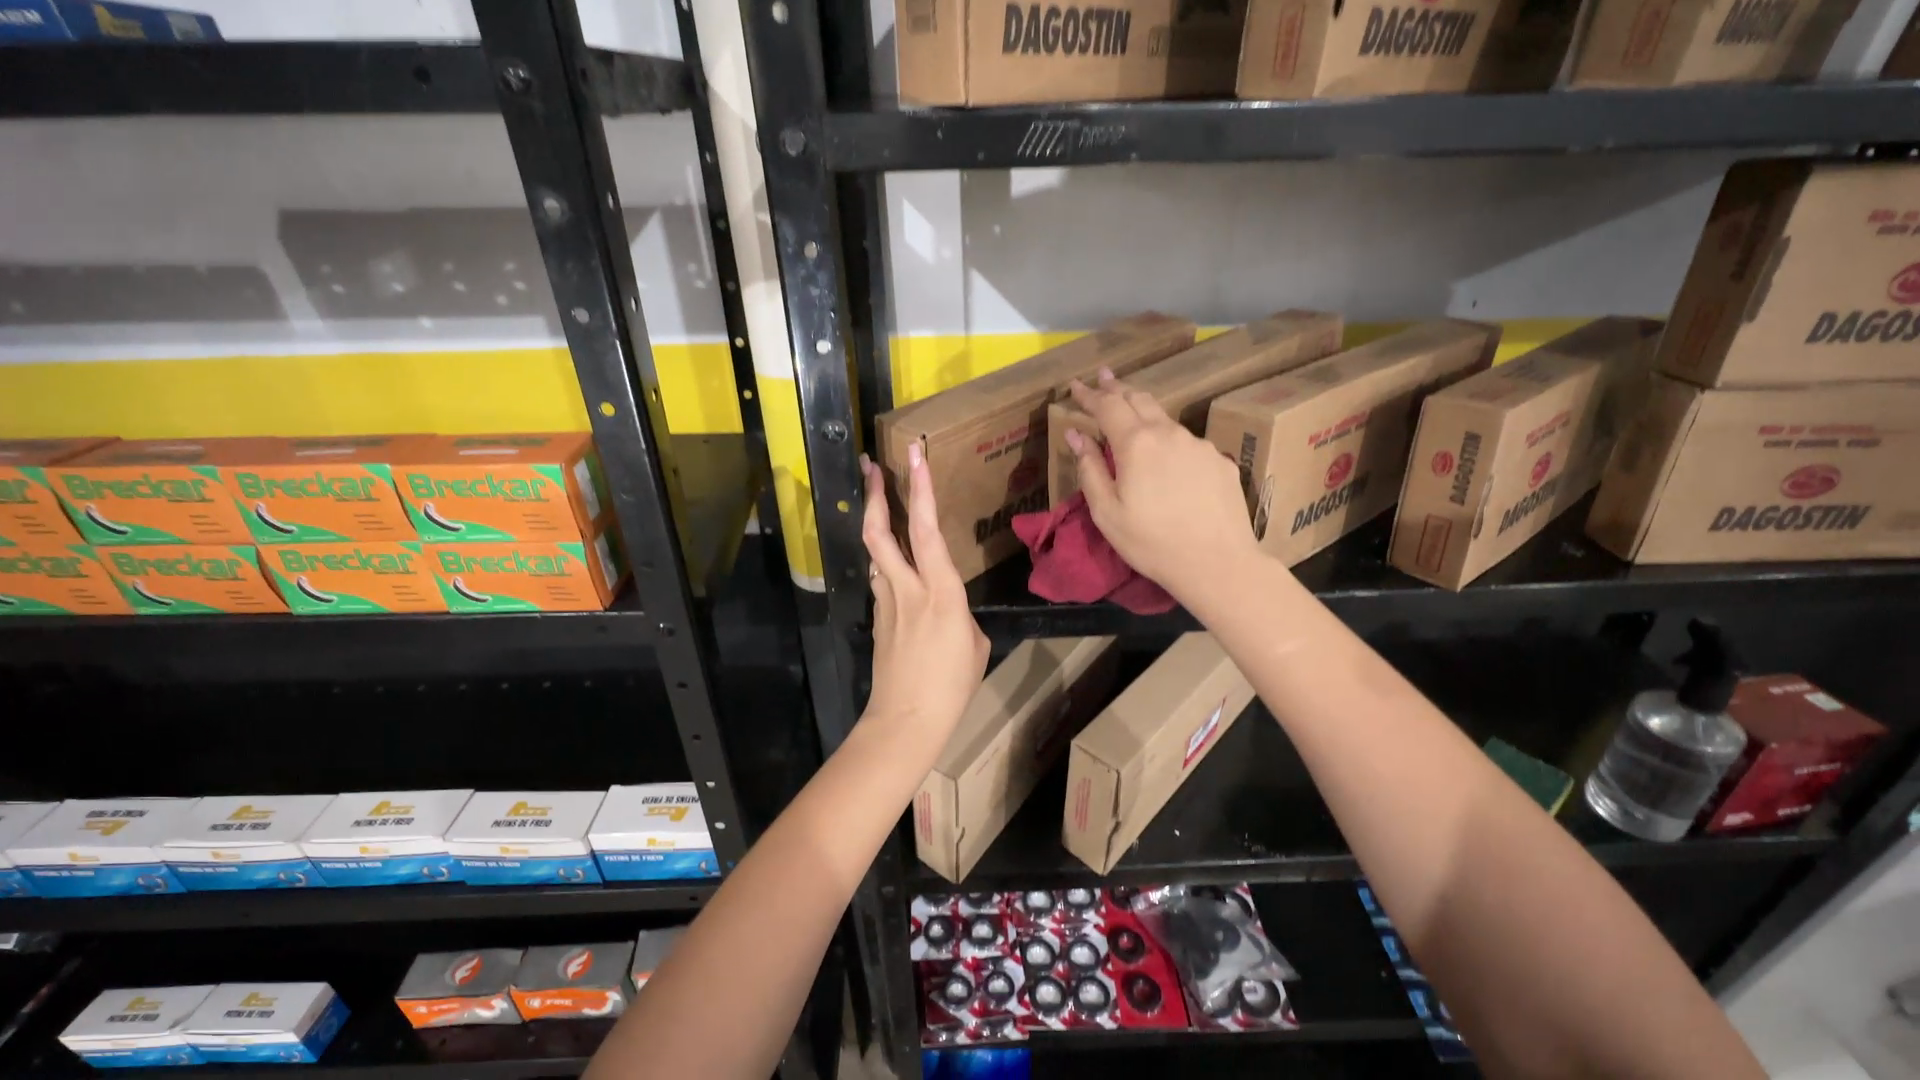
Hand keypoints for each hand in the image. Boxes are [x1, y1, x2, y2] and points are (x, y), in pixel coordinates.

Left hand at [860, 442, 988, 734]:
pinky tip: (892, 561)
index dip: (921, 490)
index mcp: (941, 592)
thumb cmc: (952, 685)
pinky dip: (885, 560)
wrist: (907, 718)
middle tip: (872, 465)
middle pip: (881, 532)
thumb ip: (961, 614)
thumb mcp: (974, 645)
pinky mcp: (878, 618)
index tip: (916, 456)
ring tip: (879, 498)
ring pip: (875, 552)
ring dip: (876, 522)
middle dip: (876, 495)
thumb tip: (947, 607)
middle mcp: (907, 588)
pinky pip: (881, 579)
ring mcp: (887, 602)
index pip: (928, 530)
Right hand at [1064, 369, 1267, 605]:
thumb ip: (1090, 469)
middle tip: (1103, 378)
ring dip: (1145, 412)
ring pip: (1166, 420)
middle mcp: (1169, 433)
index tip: (1074, 386)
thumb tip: (1076, 435)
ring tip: (1132, 413)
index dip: (1089, 395)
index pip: (1107, 406)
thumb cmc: (1151, 543)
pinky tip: (1167, 457)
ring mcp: (1199, 445)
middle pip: (1140, 399)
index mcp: (1136, 443)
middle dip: (1118, 388)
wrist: (1218, 563)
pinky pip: (1187, 443)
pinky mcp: (1220, 461)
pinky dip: (1169, 440)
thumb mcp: (1107, 512)